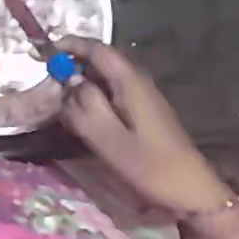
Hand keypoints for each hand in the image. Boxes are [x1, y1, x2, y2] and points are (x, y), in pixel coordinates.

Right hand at [57, 37, 232, 214]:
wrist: (193, 193)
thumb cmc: (152, 167)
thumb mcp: (111, 140)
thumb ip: (86, 108)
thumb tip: (68, 83)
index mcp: (130, 82)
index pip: (97, 49)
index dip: (70, 46)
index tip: (45, 52)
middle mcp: (137, 82)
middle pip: (100, 62)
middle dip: (72, 65)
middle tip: (45, 80)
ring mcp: (142, 97)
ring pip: (105, 79)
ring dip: (82, 84)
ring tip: (57, 99)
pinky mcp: (144, 114)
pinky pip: (112, 94)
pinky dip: (93, 98)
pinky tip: (81, 117)